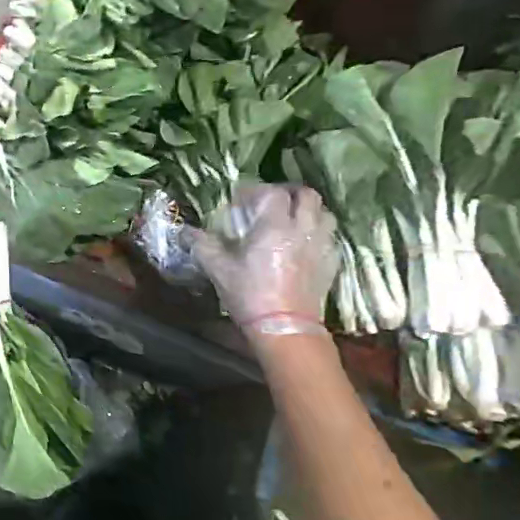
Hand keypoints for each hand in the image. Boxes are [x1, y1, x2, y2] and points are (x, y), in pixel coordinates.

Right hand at [193, 183, 339, 339]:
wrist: (285, 328)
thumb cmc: (250, 296)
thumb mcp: (219, 270)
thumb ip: (204, 246)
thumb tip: (186, 232)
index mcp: (274, 226)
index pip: (271, 192)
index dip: (255, 191)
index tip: (240, 200)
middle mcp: (303, 228)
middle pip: (305, 195)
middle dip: (287, 193)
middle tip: (270, 203)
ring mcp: (322, 244)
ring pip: (323, 212)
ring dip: (307, 210)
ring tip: (290, 219)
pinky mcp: (332, 261)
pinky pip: (329, 235)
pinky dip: (316, 231)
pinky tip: (303, 243)